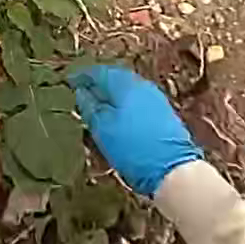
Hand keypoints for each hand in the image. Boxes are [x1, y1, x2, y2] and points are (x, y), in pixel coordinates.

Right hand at [68, 64, 201, 195]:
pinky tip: (118, 116)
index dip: (83, 76)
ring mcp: (156, 99)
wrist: (174, 170)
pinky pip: (137, 100)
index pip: (99, 72)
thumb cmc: (133, 147)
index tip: (70, 81)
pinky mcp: (163, 114)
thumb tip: (82, 92)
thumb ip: (90, 108)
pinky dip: (123, 104)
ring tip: (98, 105)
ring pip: (127, 90)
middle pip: (115, 78)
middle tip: (82, 92)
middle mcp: (141, 86)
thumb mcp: (103, 129)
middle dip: (98, 83)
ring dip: (111, 95)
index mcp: (125, 85)